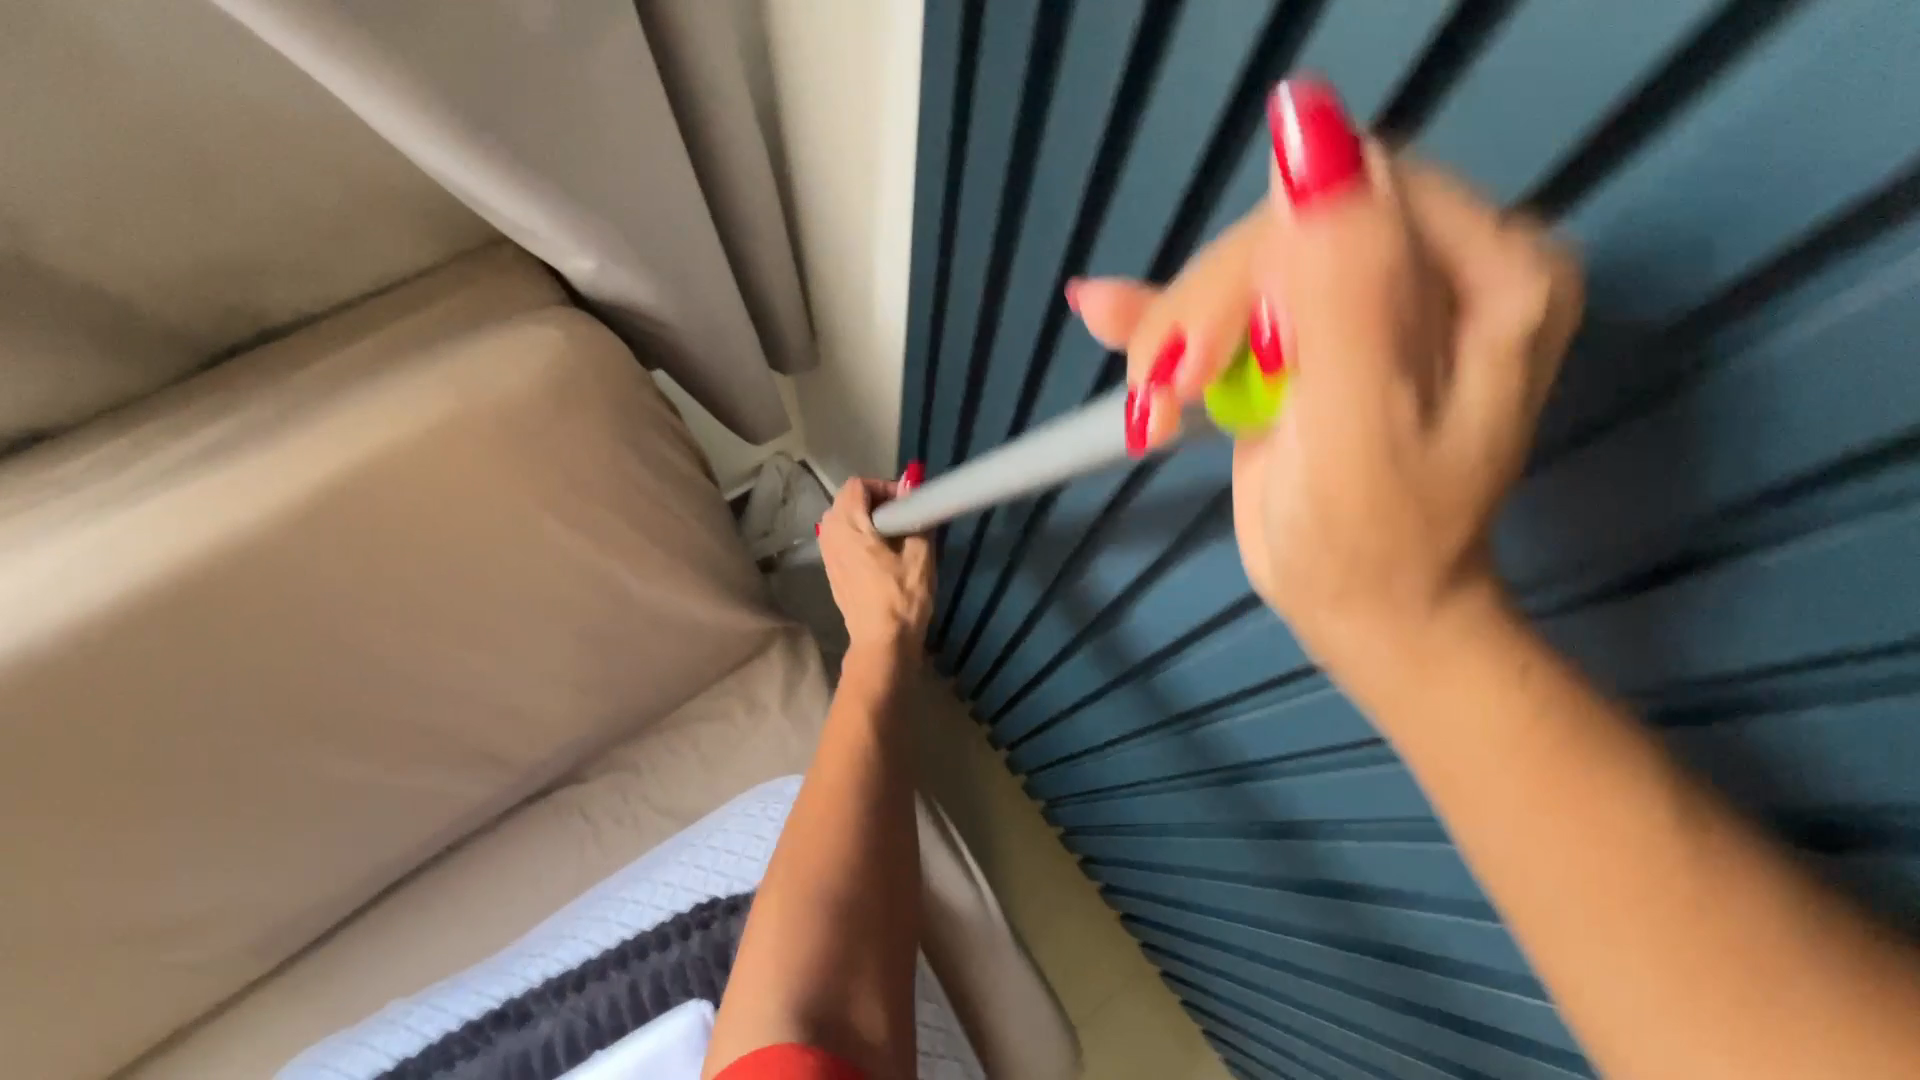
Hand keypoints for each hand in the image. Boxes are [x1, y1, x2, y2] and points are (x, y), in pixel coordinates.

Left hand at [818, 476, 933, 657]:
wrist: (882, 642)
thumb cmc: (902, 597)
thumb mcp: (919, 553)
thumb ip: (914, 513)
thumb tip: (912, 482)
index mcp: (847, 524)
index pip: (858, 484)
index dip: (884, 486)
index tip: (907, 504)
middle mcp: (829, 533)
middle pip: (848, 500)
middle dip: (876, 501)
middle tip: (905, 518)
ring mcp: (826, 553)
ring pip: (844, 519)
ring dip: (868, 519)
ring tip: (896, 537)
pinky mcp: (831, 570)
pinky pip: (842, 538)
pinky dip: (860, 536)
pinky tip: (883, 556)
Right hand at [1073, 78, 1582, 671]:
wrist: (1360, 604)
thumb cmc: (1371, 539)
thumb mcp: (1361, 425)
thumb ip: (1345, 290)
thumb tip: (1307, 141)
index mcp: (1491, 273)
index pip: (1354, 196)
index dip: (1262, 260)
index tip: (1202, 354)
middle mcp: (1439, 268)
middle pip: (1291, 228)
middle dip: (1213, 306)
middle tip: (1169, 389)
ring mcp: (1369, 299)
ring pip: (1247, 264)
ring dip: (1180, 324)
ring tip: (1152, 400)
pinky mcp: (1310, 332)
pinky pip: (1234, 300)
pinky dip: (1169, 319)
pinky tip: (1107, 312)